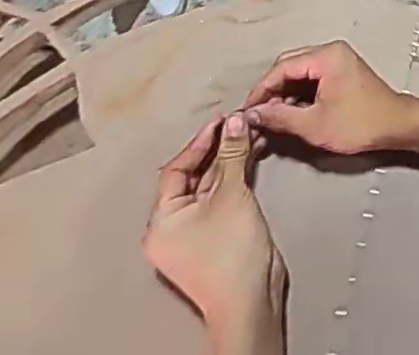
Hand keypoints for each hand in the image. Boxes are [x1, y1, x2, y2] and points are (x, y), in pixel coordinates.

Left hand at [143, 114, 287, 354]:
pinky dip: (238, 173)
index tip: (223, 119)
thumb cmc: (230, 249)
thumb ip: (232, 154)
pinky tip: (255, 153)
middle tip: (240, 122)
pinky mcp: (219, 230)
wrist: (250, 298)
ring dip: (232, 157)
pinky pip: (224, 193)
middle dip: (219, 147)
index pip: (177, 169)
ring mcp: (197, 229)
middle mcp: (174, 224)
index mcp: (162, 219)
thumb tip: (235, 120)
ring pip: (213, 182)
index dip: (200, 141)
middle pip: (195, 174)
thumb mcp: (231, 194)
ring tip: (252, 132)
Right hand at [242, 40, 418, 153]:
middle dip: (271, 92)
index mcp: (326, 56)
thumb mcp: (313, 125)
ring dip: (284, 95)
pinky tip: (290, 115)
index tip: (245, 113)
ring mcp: (338, 60)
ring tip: (270, 120)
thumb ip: (279, 117)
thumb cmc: (357, 124)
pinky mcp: (342, 72)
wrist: (396, 125)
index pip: (282, 68)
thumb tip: (251, 115)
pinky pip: (312, 79)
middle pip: (289, 67)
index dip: (260, 91)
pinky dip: (299, 95)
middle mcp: (331, 51)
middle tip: (256, 118)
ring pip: (300, 74)